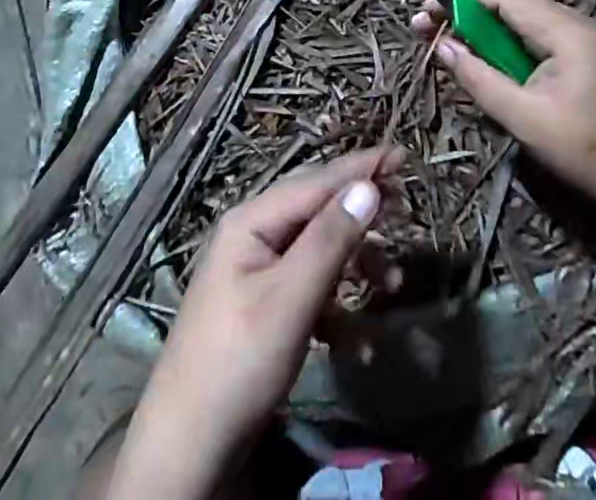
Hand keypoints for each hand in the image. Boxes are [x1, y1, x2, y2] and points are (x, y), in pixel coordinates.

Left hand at [106, 148, 402, 498]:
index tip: (402, 154)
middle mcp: (252, 236)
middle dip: (361, 214)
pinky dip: (337, 307)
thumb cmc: (240, 359)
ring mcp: (257, 271)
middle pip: (316, 211)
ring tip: (393, 286)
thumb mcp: (291, 297)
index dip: (360, 168)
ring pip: (318, 252)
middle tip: (404, 208)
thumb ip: (330, 240)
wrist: (192, 441)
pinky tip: (357, 343)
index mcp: (251, 222)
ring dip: (356, 266)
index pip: (314, 183)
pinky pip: (309, 289)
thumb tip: (368, 187)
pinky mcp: (264, 305)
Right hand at [412, 0, 595, 204]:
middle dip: (465, 10)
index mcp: (567, 32)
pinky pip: (534, 37)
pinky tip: (483, 59)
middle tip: (426, 28)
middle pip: (511, 0)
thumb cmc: (588, 150)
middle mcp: (576, 24)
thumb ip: (479, 78)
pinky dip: (502, 43)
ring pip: (521, 18)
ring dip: (482, 27)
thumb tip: (442, 46)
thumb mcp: (524, 117)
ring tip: (446, 42)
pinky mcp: (581, 57)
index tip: (425, 13)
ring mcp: (582, 40)